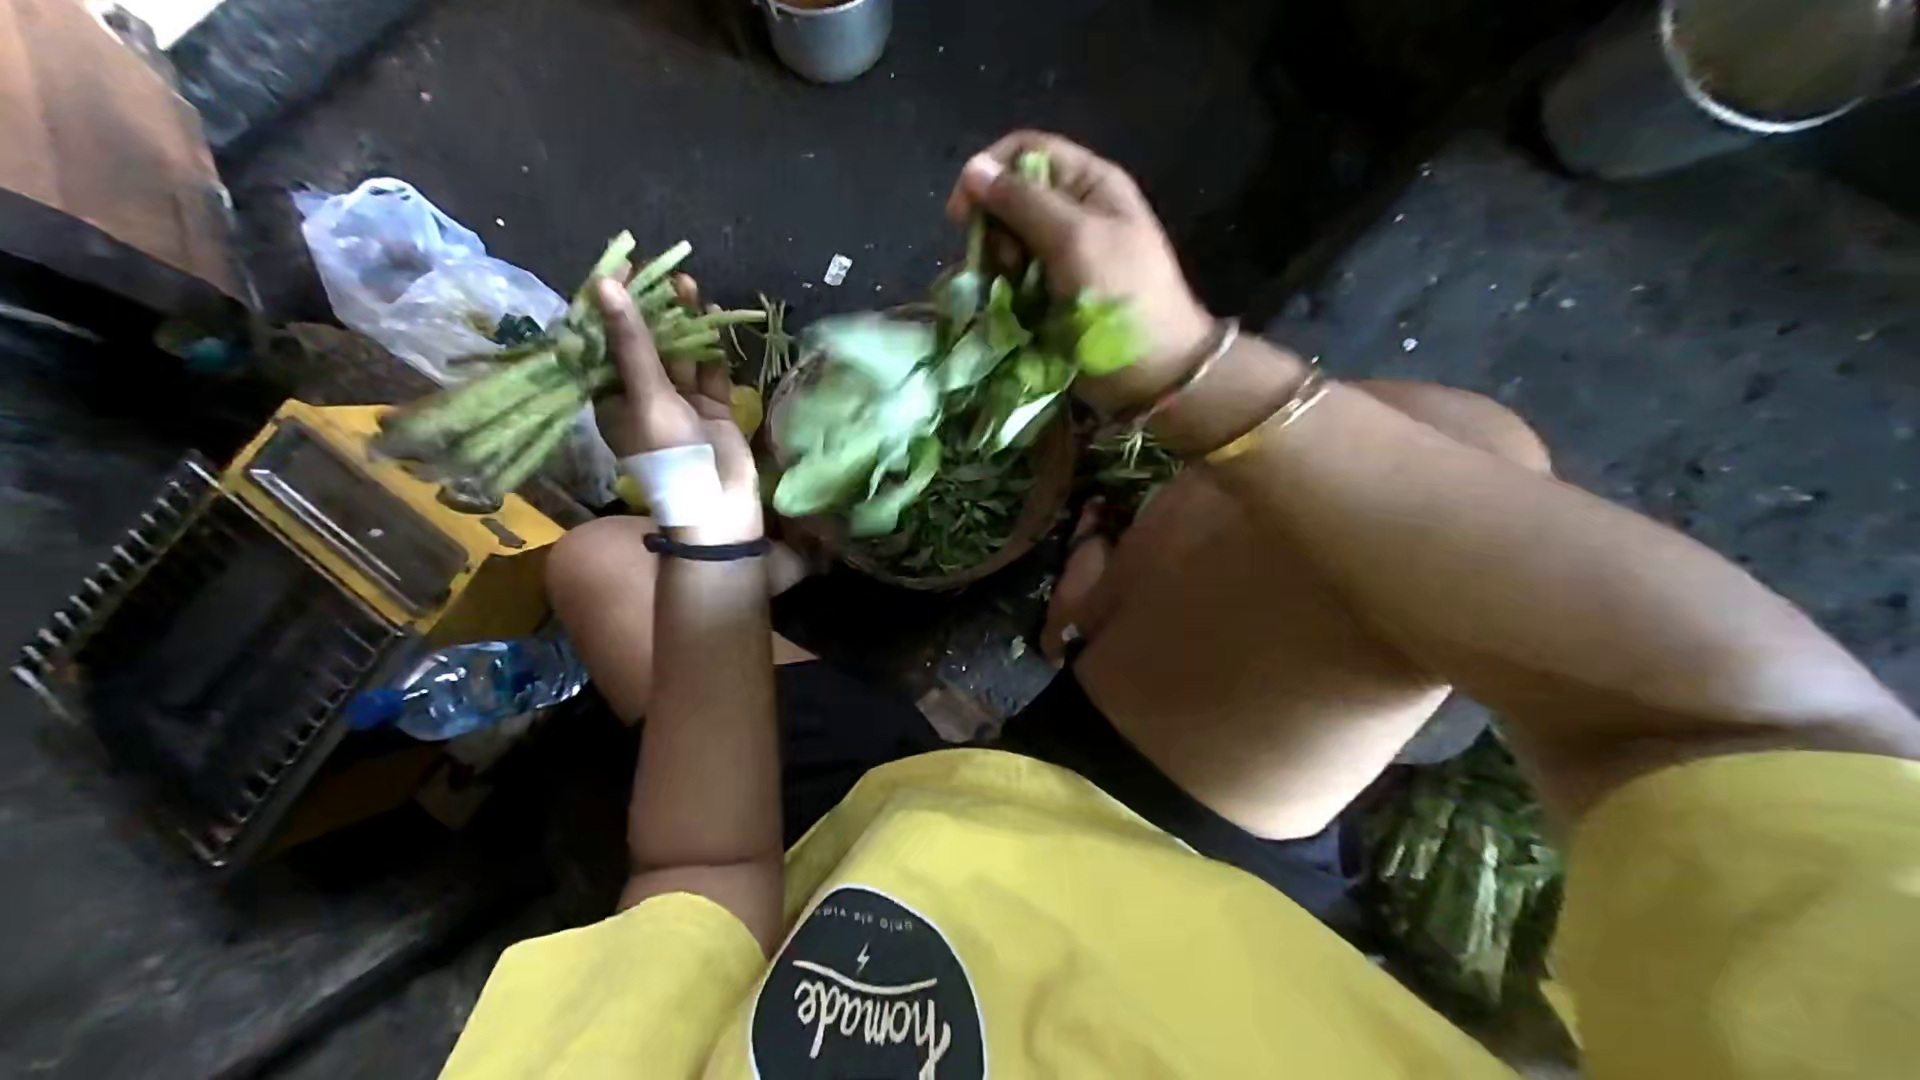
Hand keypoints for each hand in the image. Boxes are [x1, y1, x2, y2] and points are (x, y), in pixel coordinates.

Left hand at [593, 278, 762, 545]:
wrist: (718, 504)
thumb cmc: (672, 455)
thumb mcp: (648, 395)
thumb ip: (633, 343)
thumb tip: (607, 286)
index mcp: (612, 397)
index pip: (605, 341)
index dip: (611, 305)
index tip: (621, 267)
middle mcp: (643, 396)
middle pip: (645, 344)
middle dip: (653, 309)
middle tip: (660, 270)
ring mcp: (681, 403)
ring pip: (679, 354)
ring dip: (684, 323)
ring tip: (689, 285)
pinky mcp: (712, 409)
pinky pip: (710, 371)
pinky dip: (712, 348)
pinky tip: (714, 318)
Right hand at [948, 131, 1215, 414]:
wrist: (1150, 371)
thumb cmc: (1121, 296)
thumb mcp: (1075, 239)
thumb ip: (1023, 203)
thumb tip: (972, 170)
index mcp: (1087, 184)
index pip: (1025, 153)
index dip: (989, 174)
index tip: (962, 214)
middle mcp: (1071, 213)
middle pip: (1009, 201)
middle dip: (995, 230)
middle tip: (1005, 265)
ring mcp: (1059, 257)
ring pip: (1006, 244)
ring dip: (998, 266)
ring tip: (1012, 293)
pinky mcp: (1049, 294)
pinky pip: (1011, 280)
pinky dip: (1003, 292)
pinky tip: (1007, 309)